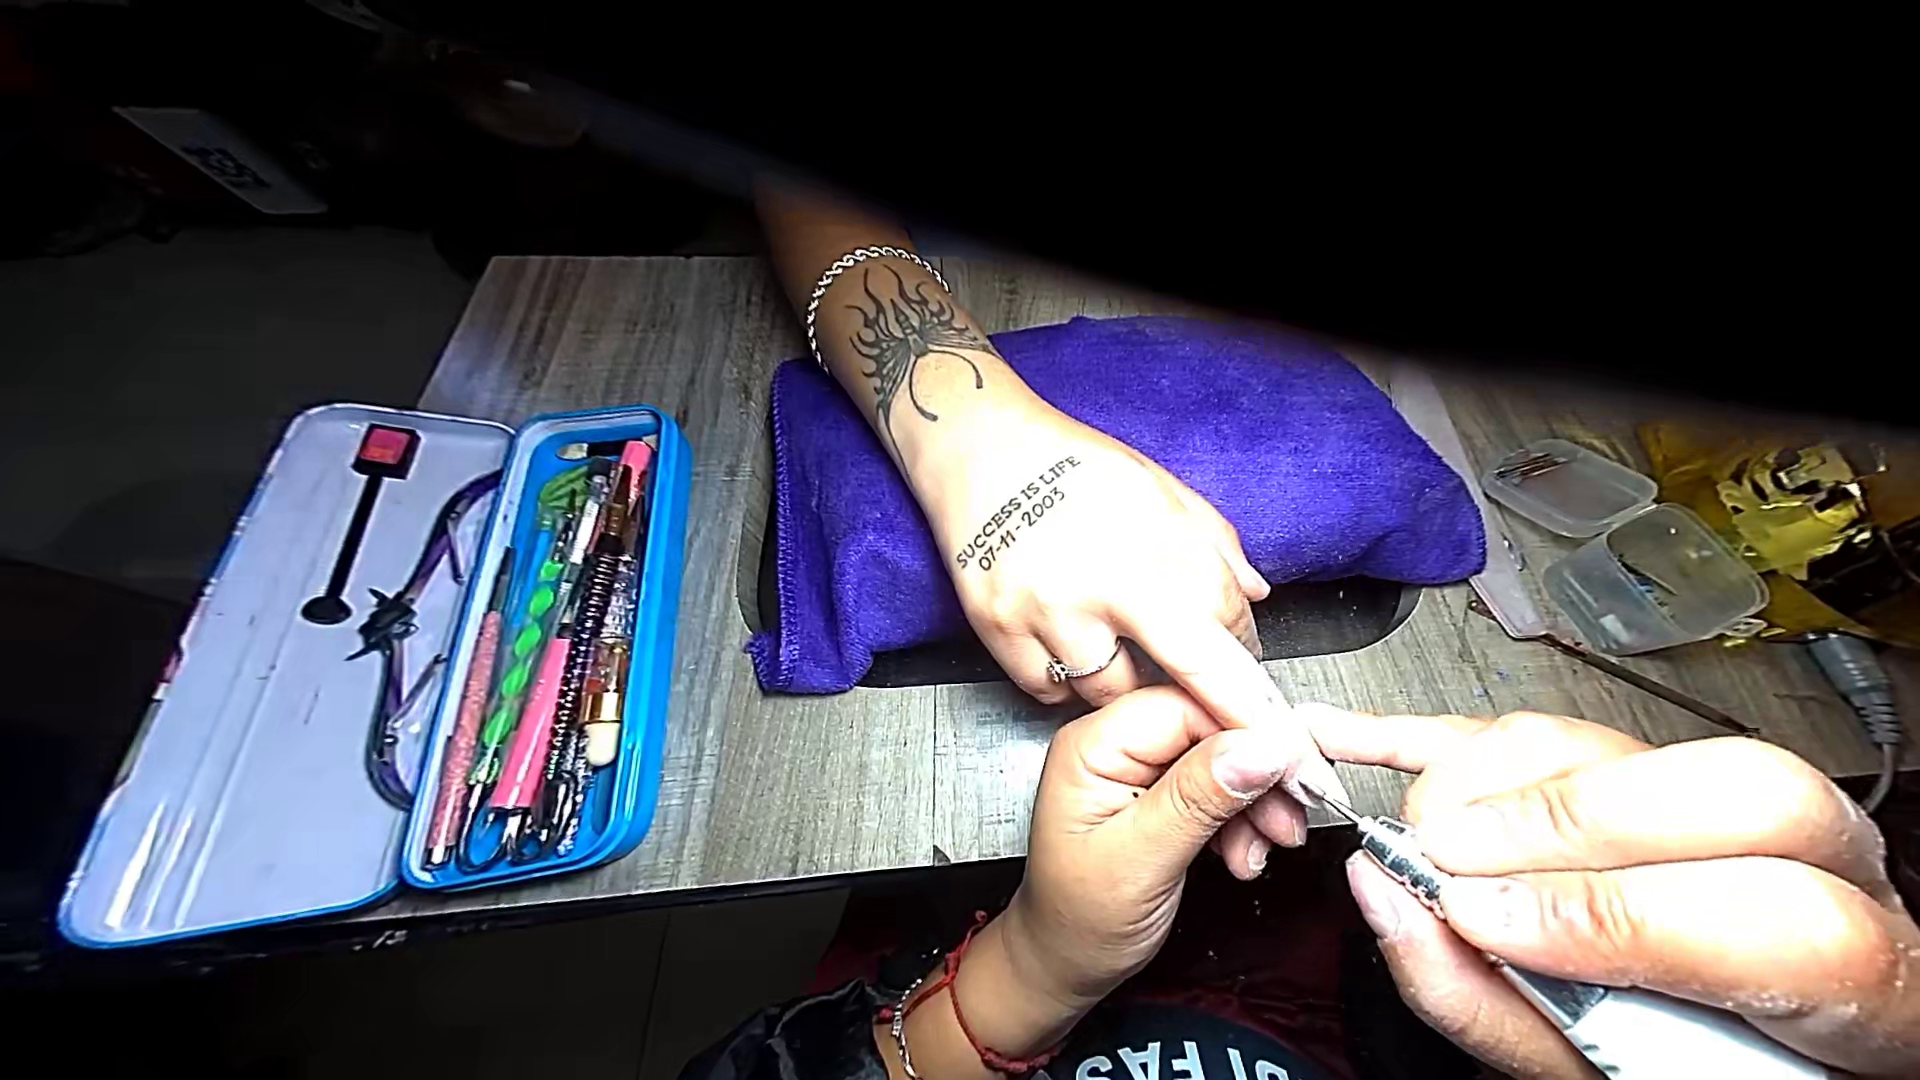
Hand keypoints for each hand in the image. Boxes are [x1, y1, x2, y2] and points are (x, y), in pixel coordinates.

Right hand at [908, 394, 1348, 871]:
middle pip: (1187, 679)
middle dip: (1221, 716)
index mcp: (1158, 541)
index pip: (1230, 633)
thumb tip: (1255, 598)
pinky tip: (1062, 641)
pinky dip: (1062, 676)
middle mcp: (1105, 583)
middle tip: (1224, 730)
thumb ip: (1214, 542)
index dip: (1250, 678)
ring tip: (1112, 647)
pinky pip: (1045, 687)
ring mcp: (1046, 610)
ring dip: (1121, 681)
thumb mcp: (1157, 485)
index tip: (1264, 710)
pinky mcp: (997, 626)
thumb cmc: (1072, 462)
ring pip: (1107, 692)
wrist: (980, 448)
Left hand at [997, 686, 1306, 1009]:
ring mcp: (1136, 764)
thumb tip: (1259, 747)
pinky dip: (1244, 815)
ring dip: (1256, 798)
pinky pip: (1216, 781)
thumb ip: (1196, 800)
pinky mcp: (1158, 788)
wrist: (1067, 957)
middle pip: (1205, 724)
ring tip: (1267, 844)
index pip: (1181, 705)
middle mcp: (1112, 743)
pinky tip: (1245, 851)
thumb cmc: (1078, 917)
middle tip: (1293, 812)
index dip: (1247, 729)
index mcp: (1091, 744)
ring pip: (1218, 753)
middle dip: (1258, 768)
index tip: (1298, 767)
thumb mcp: (1139, 862)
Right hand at [1299, 704, 1919, 1078]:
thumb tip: (1385, 894)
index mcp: (1862, 988)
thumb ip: (1489, 1004)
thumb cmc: (1645, 1050)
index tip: (1478, 918)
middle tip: (1445, 856)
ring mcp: (1678, 787)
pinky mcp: (1567, 752)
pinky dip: (1400, 732)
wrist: (1662, 1015)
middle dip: (1553, 820)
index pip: (1787, 924)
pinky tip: (1342, 735)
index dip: (1609, 915)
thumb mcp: (1587, 1072)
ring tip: (1417, 833)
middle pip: (1736, 788)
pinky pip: (1487, 724)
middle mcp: (1803, 862)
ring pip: (1584, 737)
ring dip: (1473, 776)